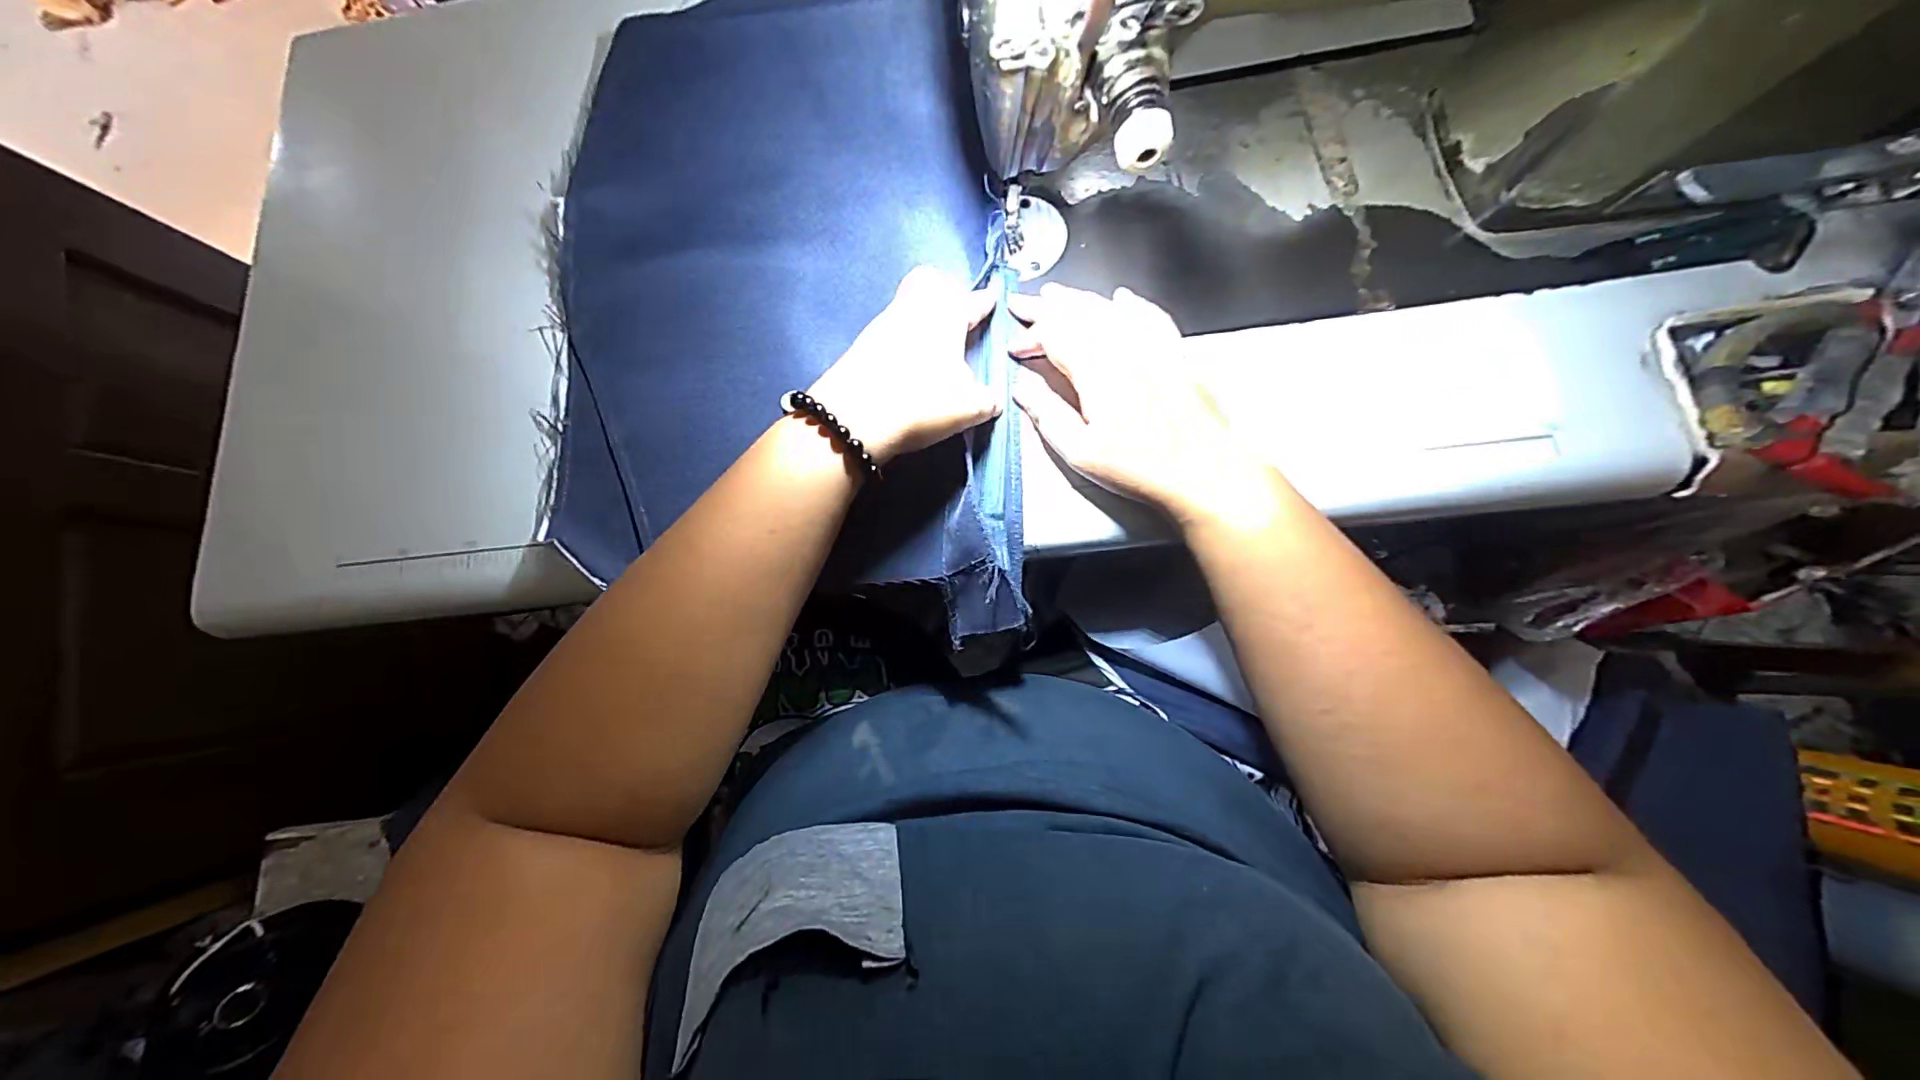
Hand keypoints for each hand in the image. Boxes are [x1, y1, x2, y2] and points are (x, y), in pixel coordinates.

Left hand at [802, 266, 1000, 464]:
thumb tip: (991, 398)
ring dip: (924, 319)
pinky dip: (906, 340)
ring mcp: (884, 322)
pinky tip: (911, 366)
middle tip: (958, 318)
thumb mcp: (970, 407)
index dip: (986, 302)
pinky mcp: (862, 344)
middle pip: (931, 281)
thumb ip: (988, 399)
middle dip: (947, 292)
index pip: (974, 299)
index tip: (992, 302)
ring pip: (909, 305)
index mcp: (947, 311)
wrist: (852, 419)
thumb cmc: (921, 402)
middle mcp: (914, 306)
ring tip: (938, 351)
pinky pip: (893, 329)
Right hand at [1009, 284, 1275, 524]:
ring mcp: (1153, 347)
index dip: (1030, 335)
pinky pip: (1150, 316)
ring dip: (1080, 300)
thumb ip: (1047, 415)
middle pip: (1078, 314)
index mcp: (1097, 370)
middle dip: (1046, 307)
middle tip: (1024, 304)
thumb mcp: (1080, 452)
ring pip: (1109, 310)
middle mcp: (1125, 349)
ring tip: (1058, 295)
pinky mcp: (1176, 354)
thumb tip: (1023, 391)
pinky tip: (1122, 299)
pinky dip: (1132, 304)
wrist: (1203, 472)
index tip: (1015, 347)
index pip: (1054, 334)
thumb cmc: (1143, 467)